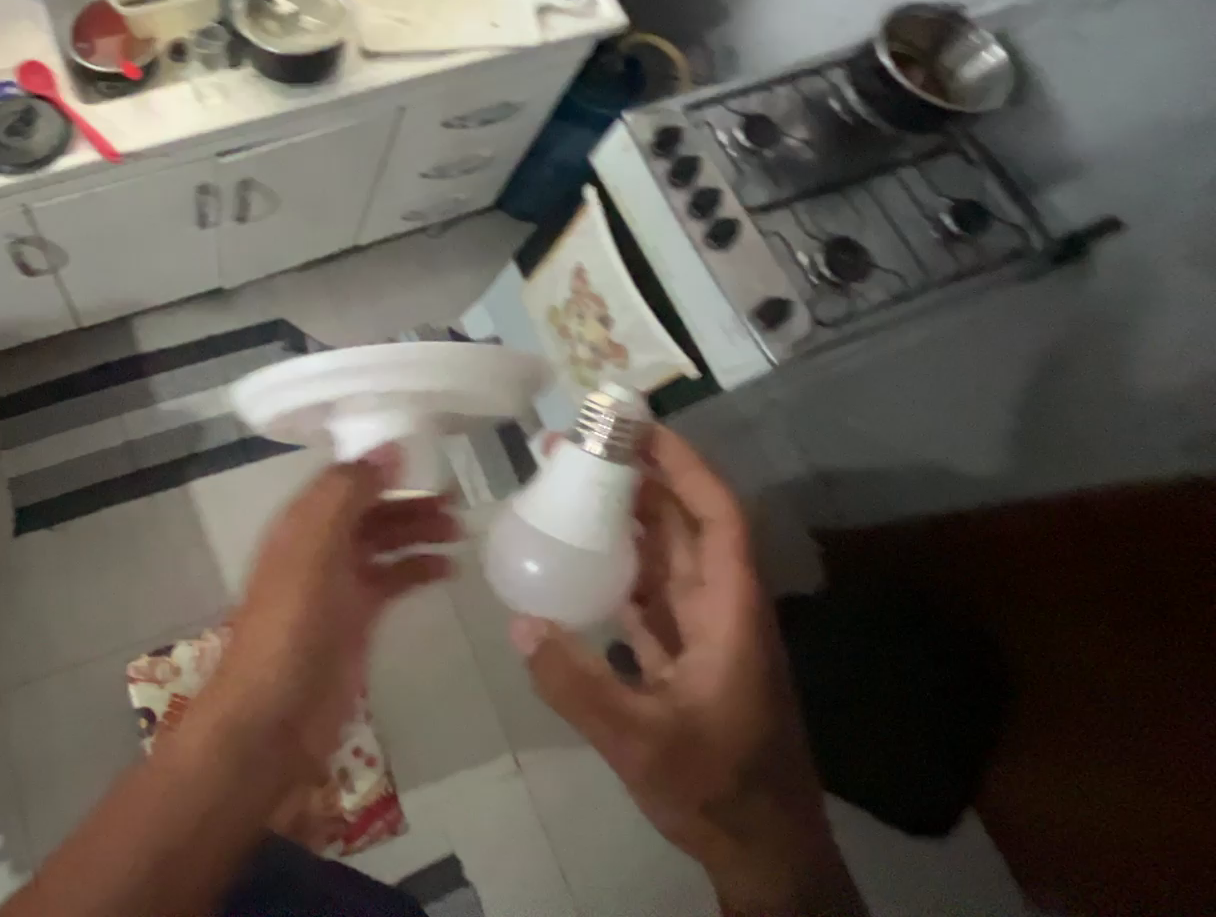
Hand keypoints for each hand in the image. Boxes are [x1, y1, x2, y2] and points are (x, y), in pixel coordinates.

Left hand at [203, 448, 458, 768]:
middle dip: (407, 500)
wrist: (273, 718)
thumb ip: (347, 494)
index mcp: (300, 524)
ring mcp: (336, 585)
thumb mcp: (313, 550)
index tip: (430, 457)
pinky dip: (417, 571)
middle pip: (367, 511)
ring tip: (460, 530)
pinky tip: (449, 570)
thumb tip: (390, 445)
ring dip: (417, 532)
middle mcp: (317, 547)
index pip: (344, 480)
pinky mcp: (356, 621)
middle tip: (458, 500)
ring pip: (382, 544)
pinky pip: (391, 582)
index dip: (382, 466)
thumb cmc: (291, 627)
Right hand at [511, 428, 861, 913]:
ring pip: (664, 554)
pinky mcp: (683, 655)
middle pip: (683, 524)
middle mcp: (719, 608)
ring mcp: (702, 632)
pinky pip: (648, 592)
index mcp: (730, 613)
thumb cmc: (717, 788)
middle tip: (575, 449)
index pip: (716, 517)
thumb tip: (518, 621)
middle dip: (636, 478)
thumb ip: (577, 684)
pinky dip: (616, 565)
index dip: (682, 467)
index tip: (634, 430)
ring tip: (568, 487)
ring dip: (623, 517)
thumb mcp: (642, 741)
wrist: (761, 850)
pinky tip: (577, 557)